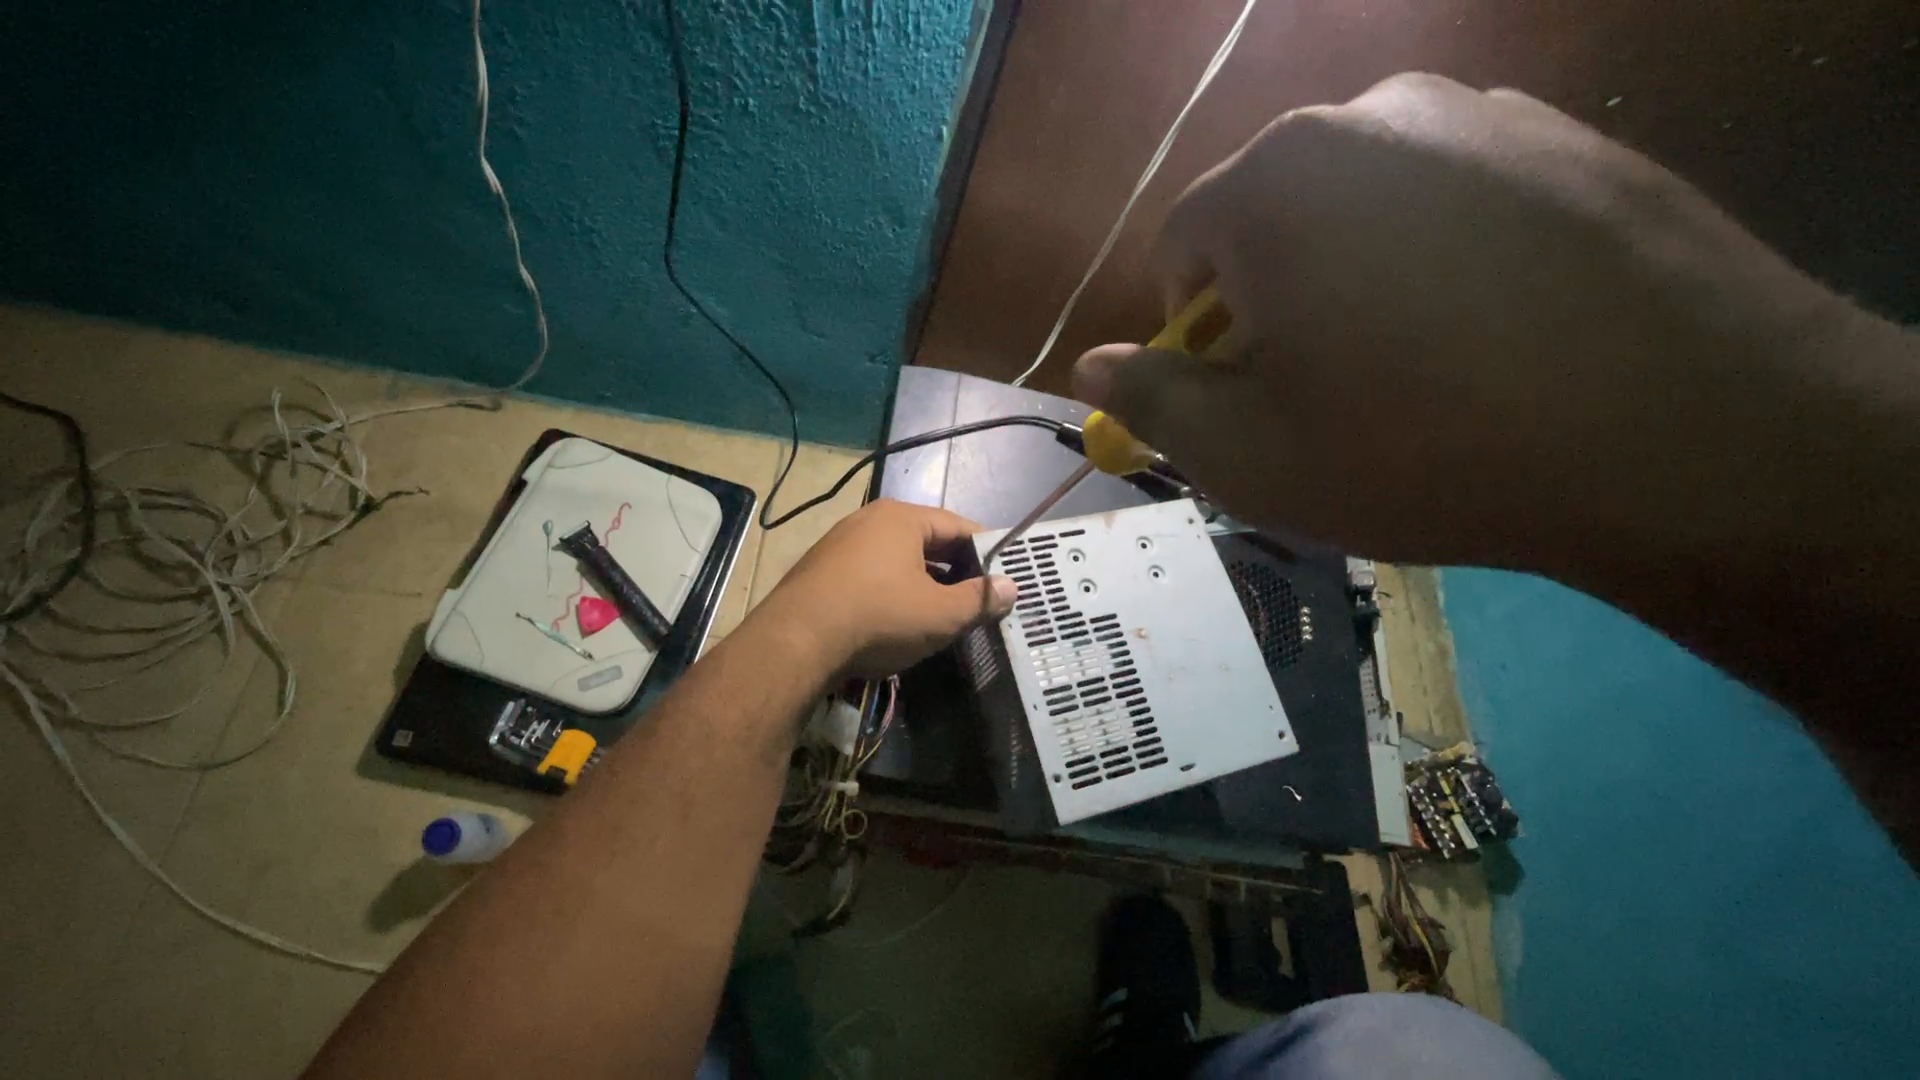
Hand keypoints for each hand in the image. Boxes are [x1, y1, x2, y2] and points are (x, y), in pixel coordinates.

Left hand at [752, 499, 1016, 679]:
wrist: (795, 643)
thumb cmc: (878, 617)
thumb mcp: (940, 615)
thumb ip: (980, 599)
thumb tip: (1012, 587)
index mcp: (902, 518)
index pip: (959, 526)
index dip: (986, 551)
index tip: (1004, 576)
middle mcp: (869, 520)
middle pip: (926, 541)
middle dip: (954, 570)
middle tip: (977, 599)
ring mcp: (839, 544)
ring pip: (896, 559)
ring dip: (922, 583)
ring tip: (941, 613)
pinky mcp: (820, 572)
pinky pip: (869, 575)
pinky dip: (890, 592)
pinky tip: (897, 620)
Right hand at [1073, 73, 1890, 577]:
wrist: (1685, 439)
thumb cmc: (1415, 449)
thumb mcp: (1245, 453)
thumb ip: (1148, 400)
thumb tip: (1089, 365)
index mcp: (1272, 182)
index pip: (1179, 248)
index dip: (1191, 334)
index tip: (1238, 397)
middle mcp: (1368, 118)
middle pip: (1270, 220)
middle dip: (1270, 305)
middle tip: (1321, 395)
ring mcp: (1482, 116)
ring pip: (1362, 209)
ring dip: (1352, 282)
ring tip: (1410, 371)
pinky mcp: (1571, 142)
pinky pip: (1452, 203)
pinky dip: (1438, 262)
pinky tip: (1489, 336)